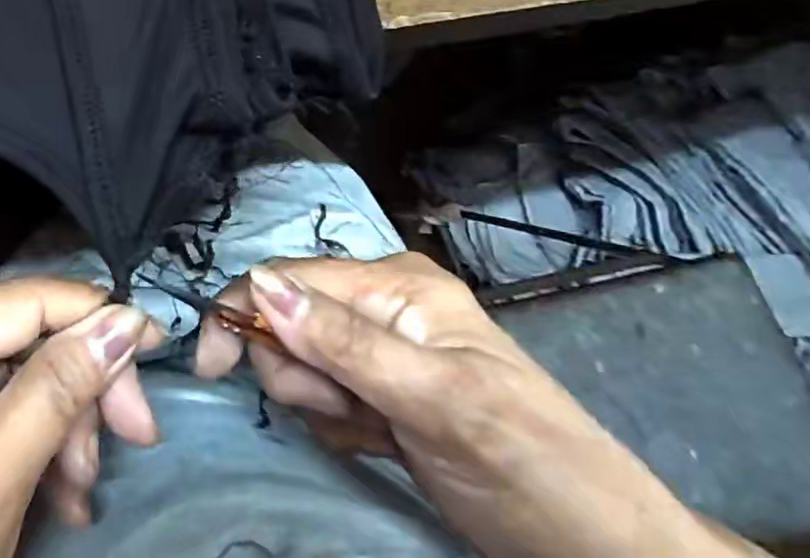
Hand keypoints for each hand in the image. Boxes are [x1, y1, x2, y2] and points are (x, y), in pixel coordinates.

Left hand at [0, 277, 163, 557]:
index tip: (156, 346)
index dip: (100, 316)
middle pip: (40, 331)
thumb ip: (58, 391)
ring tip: (80, 486)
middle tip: (135, 433)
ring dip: (74, 422)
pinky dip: (53, 435)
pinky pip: (23, 391)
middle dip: (87, 387)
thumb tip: (128, 319)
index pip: (32, 300)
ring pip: (41, 363)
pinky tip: (63, 488)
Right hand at [195, 253, 762, 557]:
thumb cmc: (527, 463)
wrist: (595, 545)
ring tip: (377, 433)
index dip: (244, 312)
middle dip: (301, 374)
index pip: (290, 278)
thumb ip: (346, 342)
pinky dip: (339, 423)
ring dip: (323, 405)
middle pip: (290, 320)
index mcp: (395, 283)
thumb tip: (259, 285)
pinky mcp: (383, 389)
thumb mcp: (437, 401)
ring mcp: (384, 348)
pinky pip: (326, 395)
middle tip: (350, 413)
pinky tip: (381, 444)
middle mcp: (383, 303)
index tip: (214, 370)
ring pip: (303, 363)